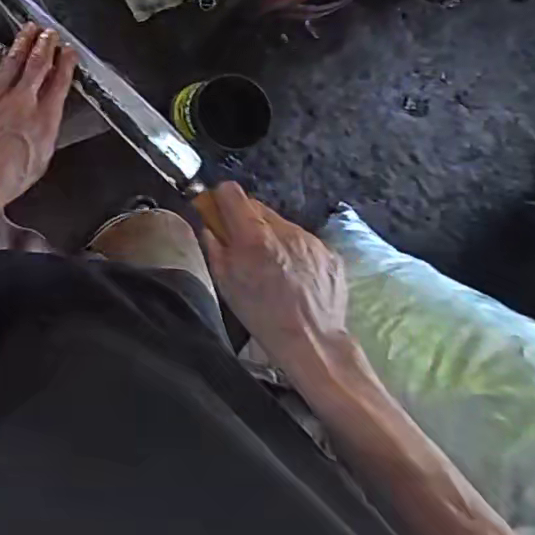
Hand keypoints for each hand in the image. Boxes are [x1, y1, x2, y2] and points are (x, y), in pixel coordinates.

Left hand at [0, 23, 75, 220]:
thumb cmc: (9, 178)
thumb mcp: (42, 157)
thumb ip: (47, 130)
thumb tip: (49, 115)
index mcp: (44, 116)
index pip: (59, 81)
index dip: (66, 62)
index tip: (69, 50)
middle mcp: (23, 100)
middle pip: (37, 64)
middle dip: (45, 44)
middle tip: (50, 31)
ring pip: (13, 61)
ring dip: (22, 43)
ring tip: (28, 29)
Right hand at [200, 181, 351, 375]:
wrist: (313, 343)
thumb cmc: (262, 316)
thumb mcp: (225, 283)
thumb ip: (213, 246)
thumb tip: (207, 224)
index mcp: (254, 235)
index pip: (232, 192)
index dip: (221, 200)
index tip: (218, 213)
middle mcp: (284, 229)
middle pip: (256, 207)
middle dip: (246, 222)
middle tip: (244, 247)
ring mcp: (309, 239)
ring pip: (281, 223)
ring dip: (271, 236)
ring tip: (272, 267)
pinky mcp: (328, 251)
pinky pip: (303, 240)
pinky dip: (294, 251)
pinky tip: (294, 276)